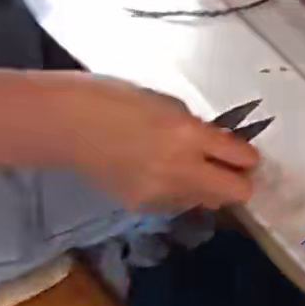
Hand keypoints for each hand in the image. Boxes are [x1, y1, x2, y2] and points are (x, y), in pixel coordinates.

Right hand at [32, 73, 259, 211]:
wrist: (57, 122)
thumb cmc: (113, 99)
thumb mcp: (168, 105)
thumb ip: (201, 129)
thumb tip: (225, 147)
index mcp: (189, 134)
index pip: (244, 158)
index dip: (247, 157)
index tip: (242, 153)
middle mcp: (182, 168)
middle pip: (239, 193)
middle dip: (239, 181)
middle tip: (228, 169)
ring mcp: (163, 191)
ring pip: (210, 201)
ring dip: (209, 187)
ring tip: (186, 169)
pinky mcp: (145, 205)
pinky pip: (181, 203)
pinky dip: (181, 192)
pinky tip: (159, 175)